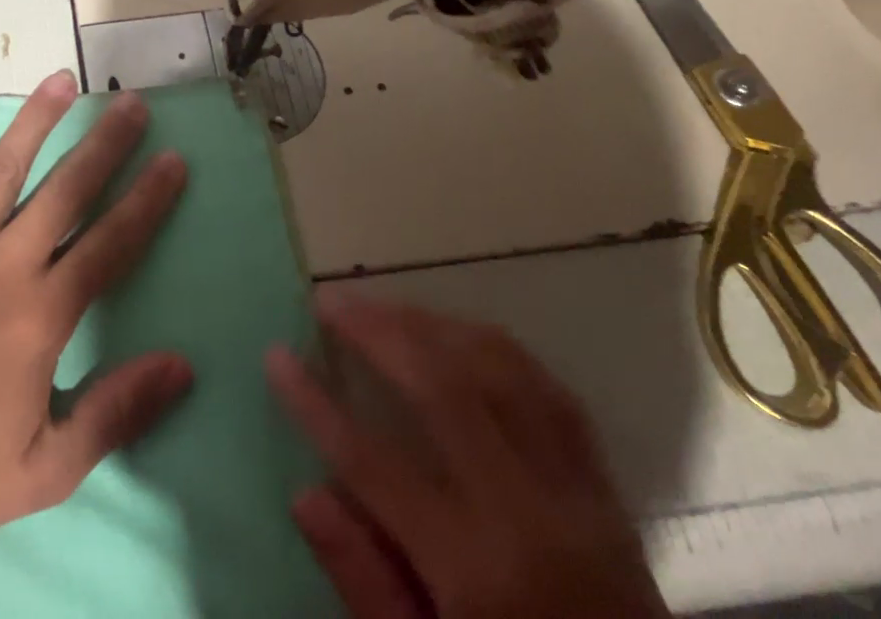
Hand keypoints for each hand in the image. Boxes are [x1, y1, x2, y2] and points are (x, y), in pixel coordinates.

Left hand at [0, 70, 192, 559]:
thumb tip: (183, 364)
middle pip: (63, 193)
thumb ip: (117, 412)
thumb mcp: (46, 470)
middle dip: (102, 145)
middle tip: (131, 103)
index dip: (147, 201)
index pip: (110, 245)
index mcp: (40, 317)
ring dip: (33, 124)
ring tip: (60, 81)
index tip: (174, 160)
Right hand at [267, 298, 668, 618]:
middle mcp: (528, 512)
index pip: (374, 463)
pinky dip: (500, 351)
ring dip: (437, 327)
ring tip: (385, 305)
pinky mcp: (604, 487)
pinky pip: (552, 394)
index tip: (276, 356)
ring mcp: (575, 492)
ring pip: (504, 375)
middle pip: (446, 391)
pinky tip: (461, 334)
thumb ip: (364, 581)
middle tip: (330, 300)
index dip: (316, 403)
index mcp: (473, 566)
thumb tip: (306, 492)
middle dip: (380, 334)